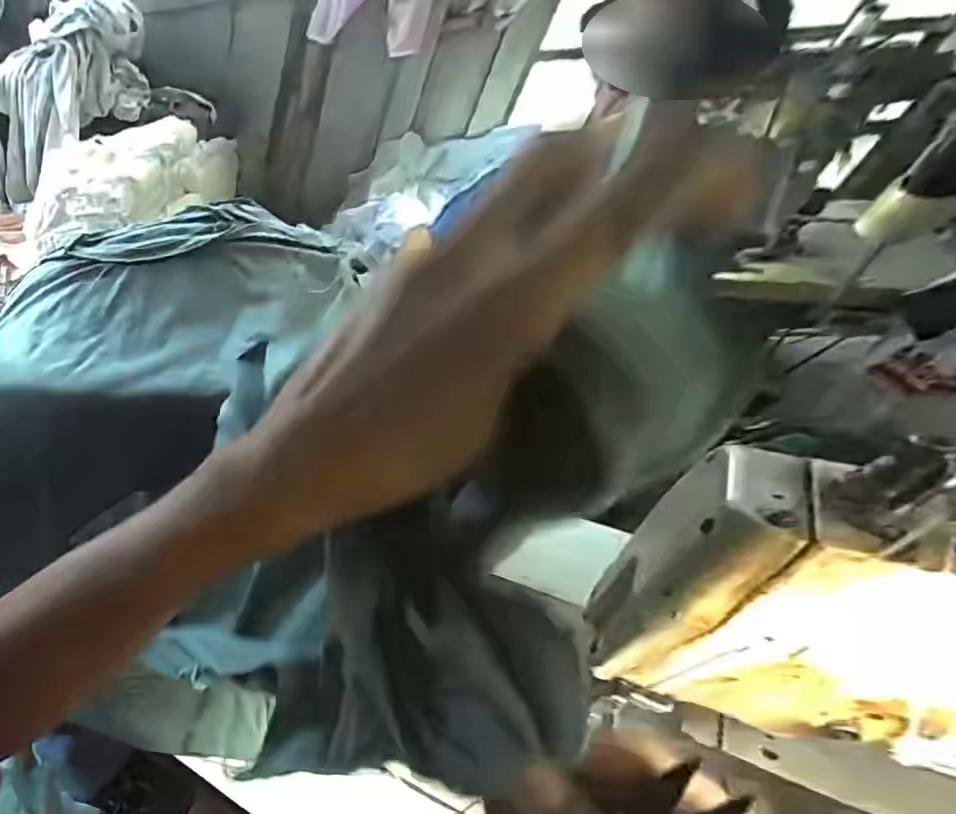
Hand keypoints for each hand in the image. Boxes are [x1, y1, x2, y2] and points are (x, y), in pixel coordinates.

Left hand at [213, 121, 753, 552]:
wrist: (296, 458)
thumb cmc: (396, 457)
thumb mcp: (494, 414)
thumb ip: (538, 343)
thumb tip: (558, 309)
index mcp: (518, 291)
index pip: (637, 184)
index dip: (705, 169)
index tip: (722, 202)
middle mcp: (468, 253)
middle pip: (563, 149)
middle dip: (622, 154)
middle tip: (641, 202)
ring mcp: (417, 258)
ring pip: (505, 182)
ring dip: (555, 188)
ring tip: (571, 237)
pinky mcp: (383, 276)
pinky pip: (458, 226)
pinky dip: (498, 227)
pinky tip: (496, 275)